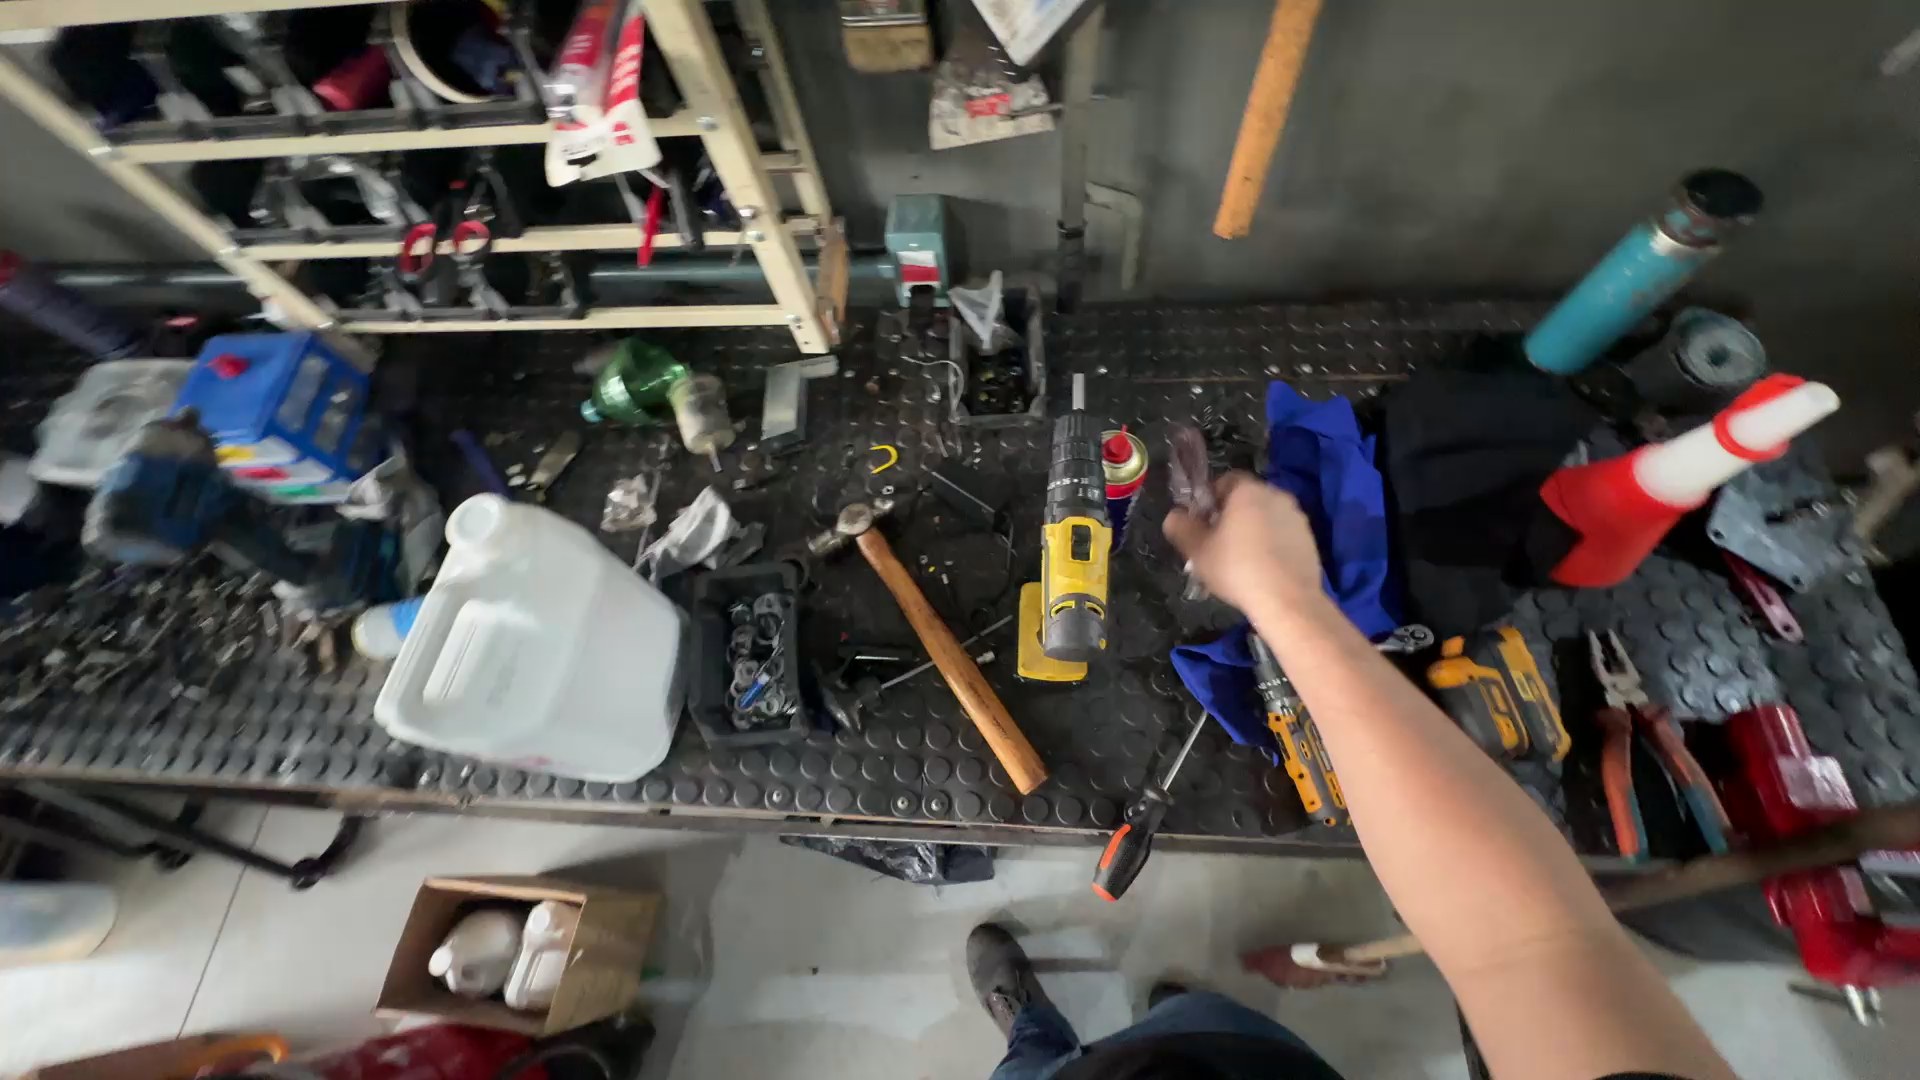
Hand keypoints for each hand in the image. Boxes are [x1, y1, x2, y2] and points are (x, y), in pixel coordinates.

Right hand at [1162, 472, 1322, 614]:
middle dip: (1229, 516)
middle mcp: (1276, 496)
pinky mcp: (1309, 539)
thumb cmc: (1237, 568)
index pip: (1225, 480)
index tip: (1201, 522)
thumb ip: (1180, 527)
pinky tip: (1261, 569)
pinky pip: (1281, 534)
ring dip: (1250, 530)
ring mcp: (1297, 517)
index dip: (1208, 498)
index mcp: (1248, 491)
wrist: (1287, 600)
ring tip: (1239, 560)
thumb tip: (1175, 516)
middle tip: (1215, 543)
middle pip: (1246, 499)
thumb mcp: (1196, 550)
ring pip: (1265, 517)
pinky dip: (1269, 544)